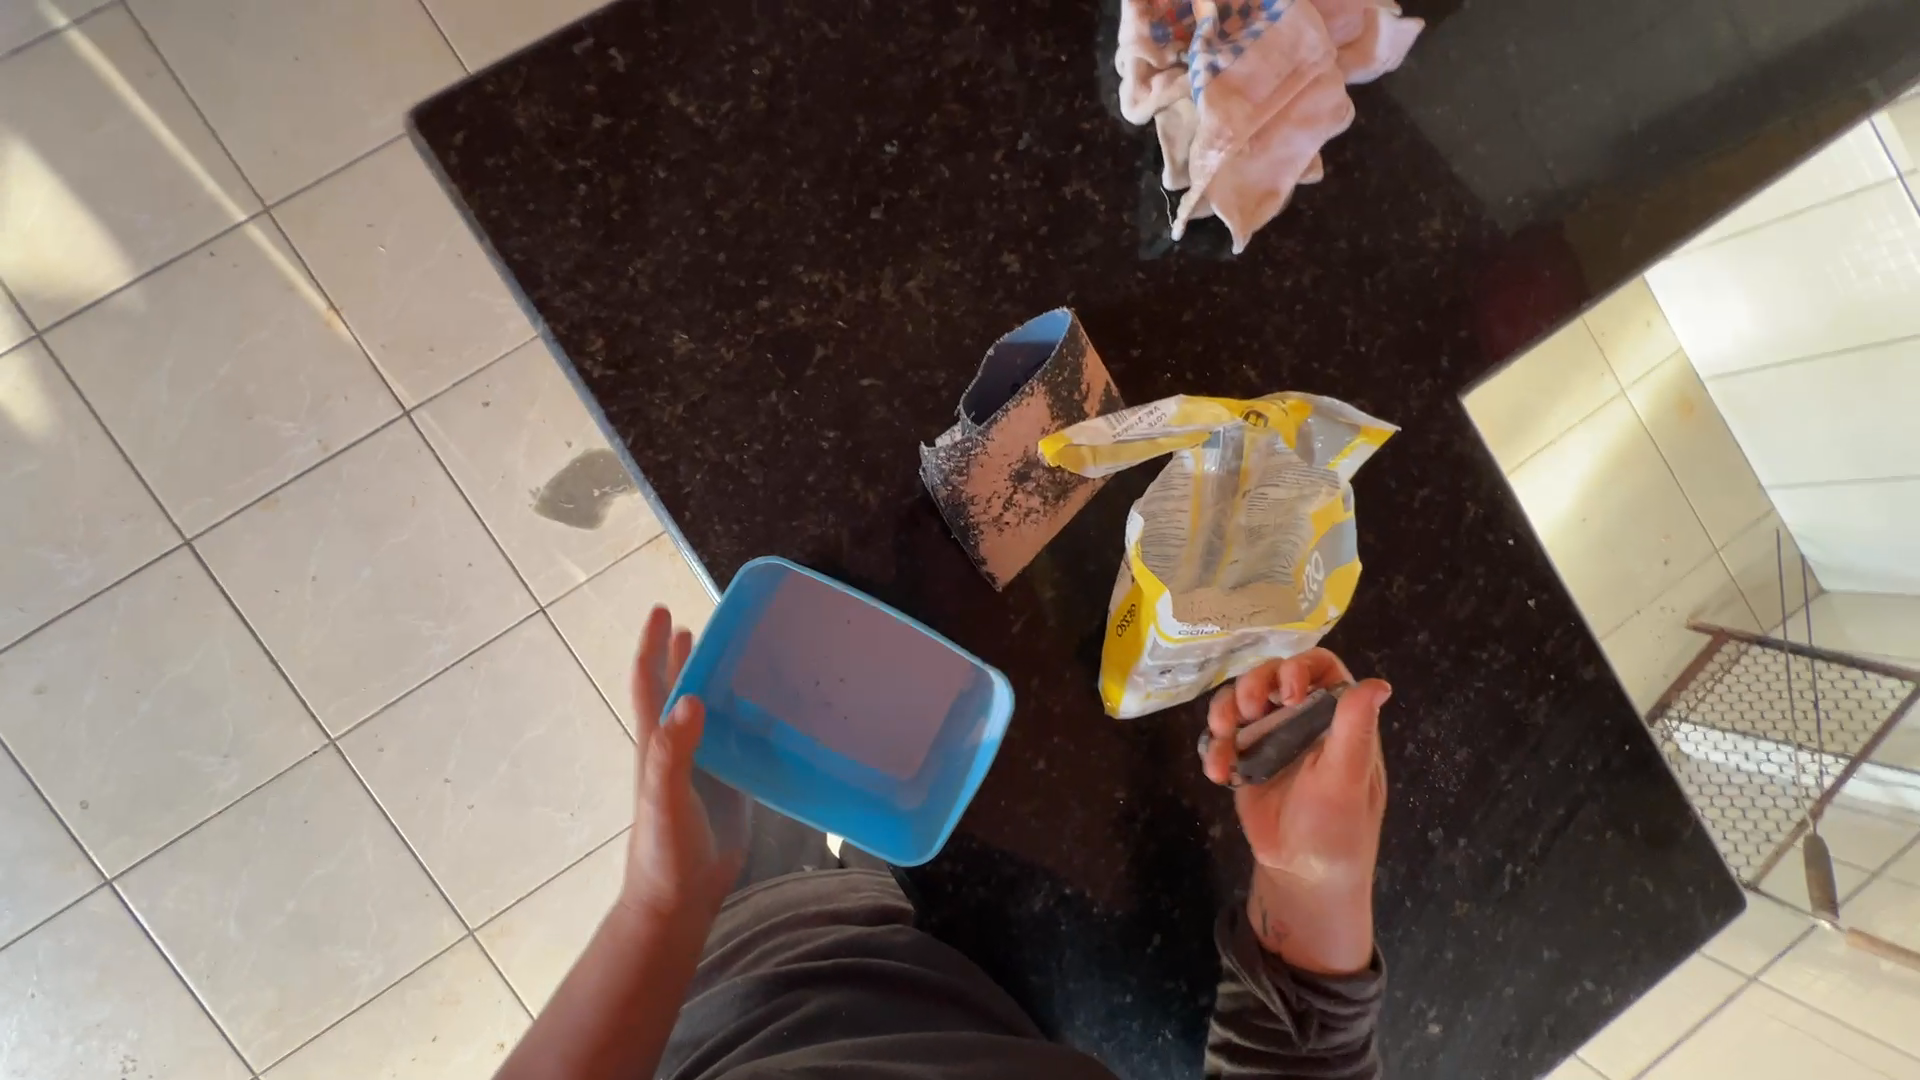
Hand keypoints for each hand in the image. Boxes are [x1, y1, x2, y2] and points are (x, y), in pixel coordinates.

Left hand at [621, 606, 744, 924]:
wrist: (681, 899)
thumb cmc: (665, 851)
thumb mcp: (664, 800)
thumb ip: (672, 753)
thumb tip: (689, 698)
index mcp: (657, 742)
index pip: (649, 682)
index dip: (652, 646)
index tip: (662, 610)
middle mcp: (679, 745)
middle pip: (676, 688)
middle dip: (682, 654)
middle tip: (698, 622)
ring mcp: (705, 763)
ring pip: (709, 709)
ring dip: (716, 679)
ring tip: (736, 653)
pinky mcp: (731, 781)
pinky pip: (738, 736)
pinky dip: (748, 714)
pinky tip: (768, 706)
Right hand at [1202, 649, 1389, 974]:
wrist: (1302, 875)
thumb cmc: (1337, 828)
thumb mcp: (1346, 777)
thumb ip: (1354, 729)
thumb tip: (1379, 684)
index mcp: (1335, 719)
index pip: (1319, 668)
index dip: (1298, 666)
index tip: (1287, 692)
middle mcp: (1300, 720)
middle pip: (1269, 676)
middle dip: (1251, 684)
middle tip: (1247, 709)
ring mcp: (1268, 737)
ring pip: (1237, 701)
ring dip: (1223, 713)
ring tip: (1221, 737)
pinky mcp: (1243, 758)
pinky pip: (1220, 737)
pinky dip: (1214, 750)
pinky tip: (1218, 774)